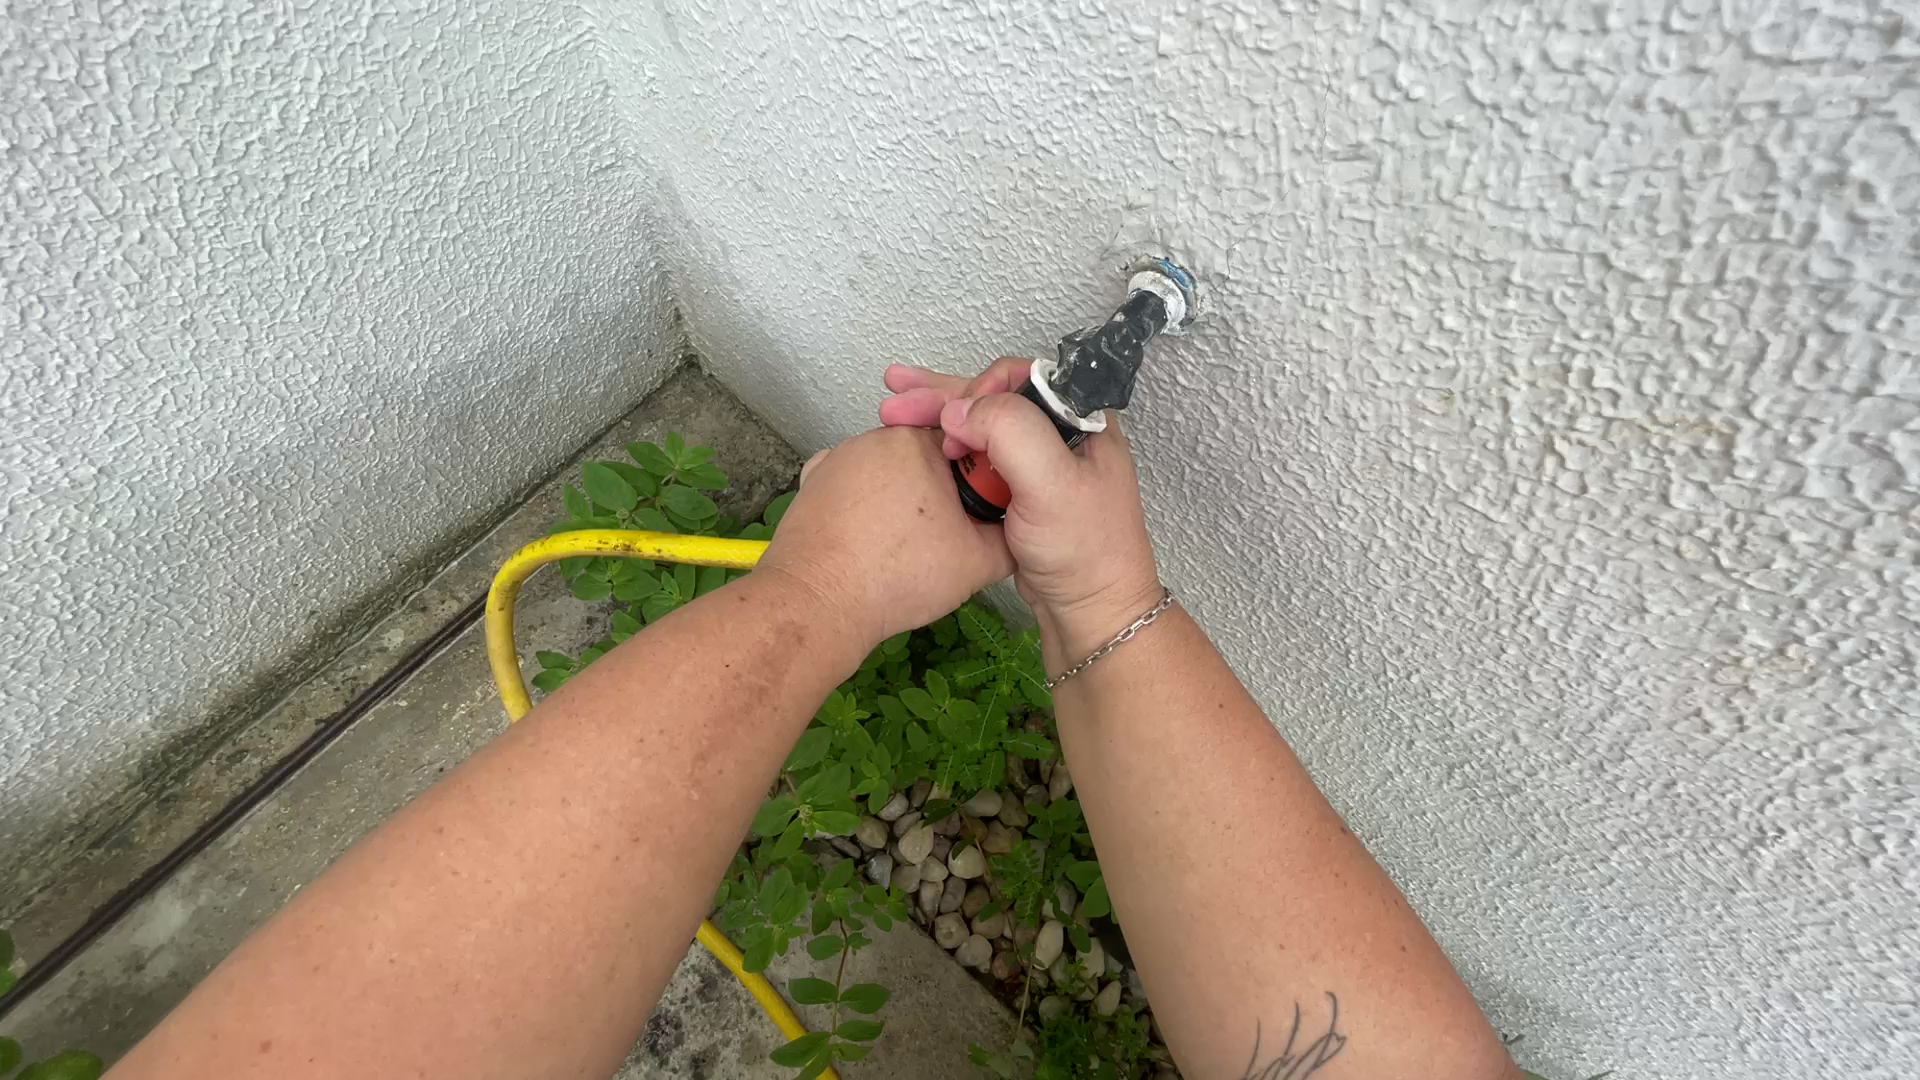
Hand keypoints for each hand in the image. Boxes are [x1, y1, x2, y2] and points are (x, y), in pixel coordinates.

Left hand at [757, 424, 1014, 648]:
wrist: (820, 602)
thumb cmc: (901, 576)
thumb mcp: (980, 562)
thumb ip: (1010, 536)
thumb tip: (1018, 528)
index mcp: (920, 443)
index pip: (967, 447)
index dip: (976, 484)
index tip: (973, 518)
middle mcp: (876, 437)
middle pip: (923, 458)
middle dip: (935, 492)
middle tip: (938, 539)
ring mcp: (837, 457)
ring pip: (886, 472)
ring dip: (898, 498)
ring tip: (898, 546)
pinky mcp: (810, 482)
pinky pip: (850, 486)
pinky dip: (860, 506)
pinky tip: (865, 540)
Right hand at [878, 363, 1162, 668]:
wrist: (1088, 611)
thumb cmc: (1083, 549)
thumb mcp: (1051, 482)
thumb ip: (1010, 432)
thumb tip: (958, 410)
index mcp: (1079, 419)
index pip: (1021, 379)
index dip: (980, 390)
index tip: (953, 420)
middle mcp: (1058, 433)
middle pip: (993, 399)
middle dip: (941, 396)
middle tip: (895, 400)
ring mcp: (1035, 463)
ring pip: (980, 427)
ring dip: (936, 416)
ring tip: (890, 408)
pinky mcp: (1016, 490)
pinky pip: (976, 458)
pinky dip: (946, 448)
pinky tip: (917, 443)